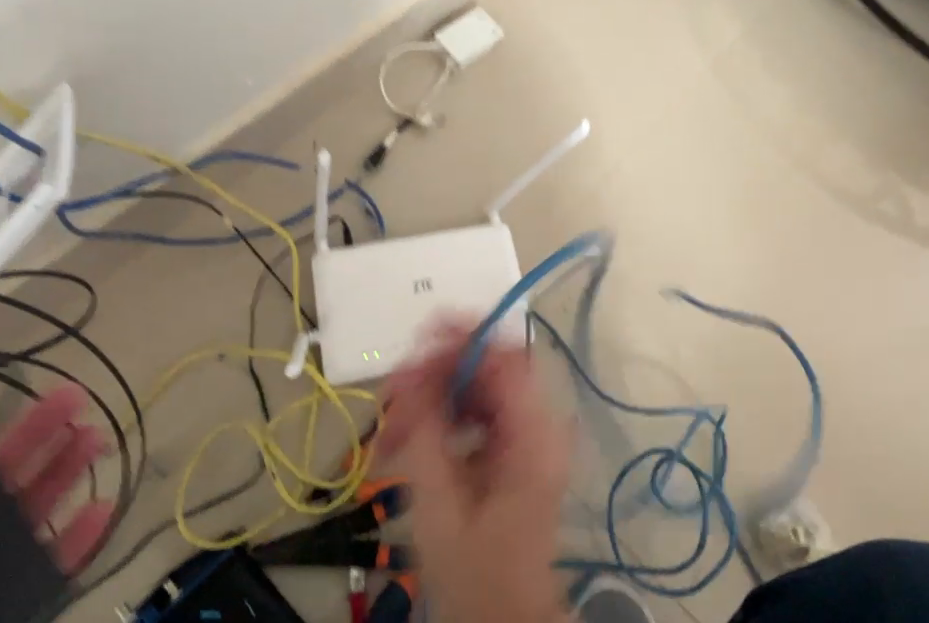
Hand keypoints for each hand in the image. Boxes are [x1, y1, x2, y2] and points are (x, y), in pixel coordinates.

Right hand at [381, 322, 570, 622]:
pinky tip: (404, 445)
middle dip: (435, 374)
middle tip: (390, 397)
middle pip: (488, 369)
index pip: (508, 357)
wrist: (504, 621)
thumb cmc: (476, 573)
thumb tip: (409, 372)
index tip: (420, 335)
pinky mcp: (512, 452)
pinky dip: (439, 422)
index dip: (466, 335)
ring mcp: (527, 438)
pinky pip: (474, 416)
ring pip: (476, 390)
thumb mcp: (440, 506)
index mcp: (536, 435)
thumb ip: (425, 432)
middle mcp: (539, 426)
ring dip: (430, 399)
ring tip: (389, 431)